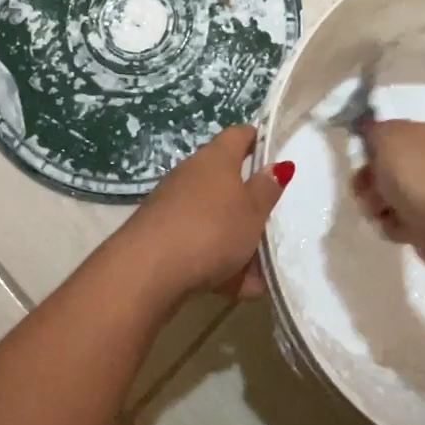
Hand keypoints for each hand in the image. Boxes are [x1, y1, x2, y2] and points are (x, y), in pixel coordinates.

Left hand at [122, 125, 292, 301]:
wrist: (147, 272)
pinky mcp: (161, 236)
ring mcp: (173, 205)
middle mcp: (192, 174)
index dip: (258, 140)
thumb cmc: (211, 230)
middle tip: (272, 226)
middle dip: (250, 207)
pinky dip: (216, 261)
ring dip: (236, 242)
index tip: (275, 153)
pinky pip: (198, 243)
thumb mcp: (252, 212)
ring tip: (258, 276)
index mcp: (216, 158)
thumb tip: (277, 165)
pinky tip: (235, 289)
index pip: (239, 135)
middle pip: (227, 182)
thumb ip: (266, 190)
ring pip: (214, 218)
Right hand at [351, 119, 424, 263]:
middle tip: (364, 188)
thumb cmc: (411, 172)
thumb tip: (370, 130)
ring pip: (384, 195)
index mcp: (419, 134)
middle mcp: (424, 160)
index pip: (387, 134)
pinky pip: (393, 220)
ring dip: (374, 203)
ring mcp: (424, 191)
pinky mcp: (422, 220)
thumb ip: (373, 129)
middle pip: (382, 167)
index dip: (369, 145)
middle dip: (367, 180)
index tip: (360, 157)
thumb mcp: (386, 136)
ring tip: (381, 209)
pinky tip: (396, 222)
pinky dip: (390, 223)